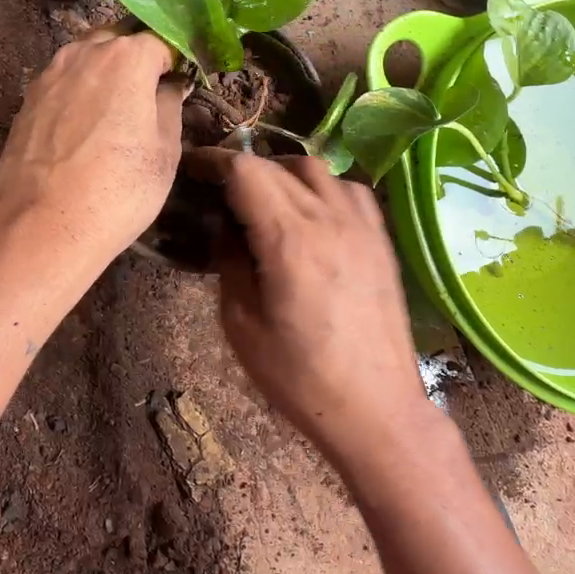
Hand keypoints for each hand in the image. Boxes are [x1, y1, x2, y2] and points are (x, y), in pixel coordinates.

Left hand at [0, 29, 184, 251]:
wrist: (42, 223)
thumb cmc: (118, 188)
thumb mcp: (164, 151)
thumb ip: (169, 106)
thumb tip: (169, 86)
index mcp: (126, 57)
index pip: (160, 41)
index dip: (174, 60)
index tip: (182, 83)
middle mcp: (84, 53)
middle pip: (117, 41)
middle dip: (136, 59)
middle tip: (149, 94)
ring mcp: (50, 74)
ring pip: (85, 58)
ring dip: (104, 73)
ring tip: (116, 111)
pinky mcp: (27, 99)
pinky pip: (62, 83)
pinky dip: (78, 93)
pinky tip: (84, 126)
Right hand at [208, 153, 428, 454]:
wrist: (377, 411)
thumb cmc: (300, 377)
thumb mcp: (241, 324)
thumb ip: (230, 263)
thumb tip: (226, 227)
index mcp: (289, 239)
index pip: (246, 171)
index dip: (214, 162)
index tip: (193, 169)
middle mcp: (328, 219)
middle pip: (276, 165)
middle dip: (241, 169)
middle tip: (218, 189)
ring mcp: (361, 227)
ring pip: (315, 168)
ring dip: (281, 171)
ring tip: (263, 198)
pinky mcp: (381, 241)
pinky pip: (348, 189)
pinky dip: (321, 186)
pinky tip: (310, 212)